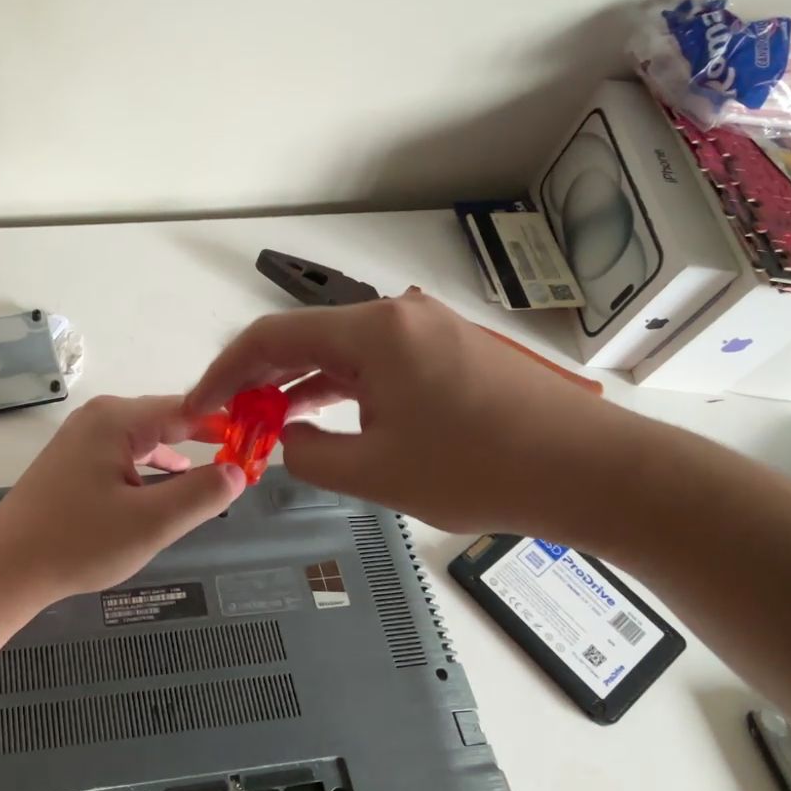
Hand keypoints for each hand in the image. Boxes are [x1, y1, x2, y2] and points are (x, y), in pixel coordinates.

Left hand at [0, 395, 245, 601]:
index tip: (258, 442)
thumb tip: (238, 471)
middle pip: (165, 420)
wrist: (6, 567)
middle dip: (204, 439)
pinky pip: (123, 455)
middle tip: (242, 461)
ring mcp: (80, 438)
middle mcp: (98, 418)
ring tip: (212, 477)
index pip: (188, 409)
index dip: (226, 425)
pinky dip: (150, 469)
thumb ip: (202, 493)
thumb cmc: (78, 542)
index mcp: (118, 420)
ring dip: (177, 457)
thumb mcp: (152, 522)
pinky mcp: (70, 462)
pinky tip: (163, 488)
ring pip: (144, 439)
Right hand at [183, 290, 644, 536]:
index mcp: (373, 332)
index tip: (197, 405)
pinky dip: (340, 391)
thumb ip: (308, 454)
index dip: (224, 372)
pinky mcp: (448, 355)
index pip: (271, 337)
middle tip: (225, 419)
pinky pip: (375, 367)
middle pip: (304, 339)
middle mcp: (397, 317)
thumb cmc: (479, 469)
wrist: (593, 473)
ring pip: (340, 354)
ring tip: (262, 424)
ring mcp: (427, 333)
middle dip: (257, 380)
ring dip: (298, 387)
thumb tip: (285, 440)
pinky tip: (320, 419)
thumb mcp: (375, 472)